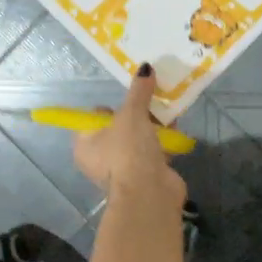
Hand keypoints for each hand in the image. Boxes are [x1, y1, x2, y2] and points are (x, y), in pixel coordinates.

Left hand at [74, 66, 185, 201]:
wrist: (149, 194)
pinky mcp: (144, 175)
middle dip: (138, 113)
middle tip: (152, 99)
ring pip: (138, 138)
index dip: (111, 106)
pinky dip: (163, 141)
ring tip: (167, 108)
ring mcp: (123, 168)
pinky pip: (153, 151)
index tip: (128, 99)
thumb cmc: (129, 151)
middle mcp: (100, 157)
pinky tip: (176, 127)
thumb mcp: (132, 114)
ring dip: (153, 126)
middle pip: (119, 126)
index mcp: (85, 144)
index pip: (94, 116)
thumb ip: (139, 91)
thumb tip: (146, 68)